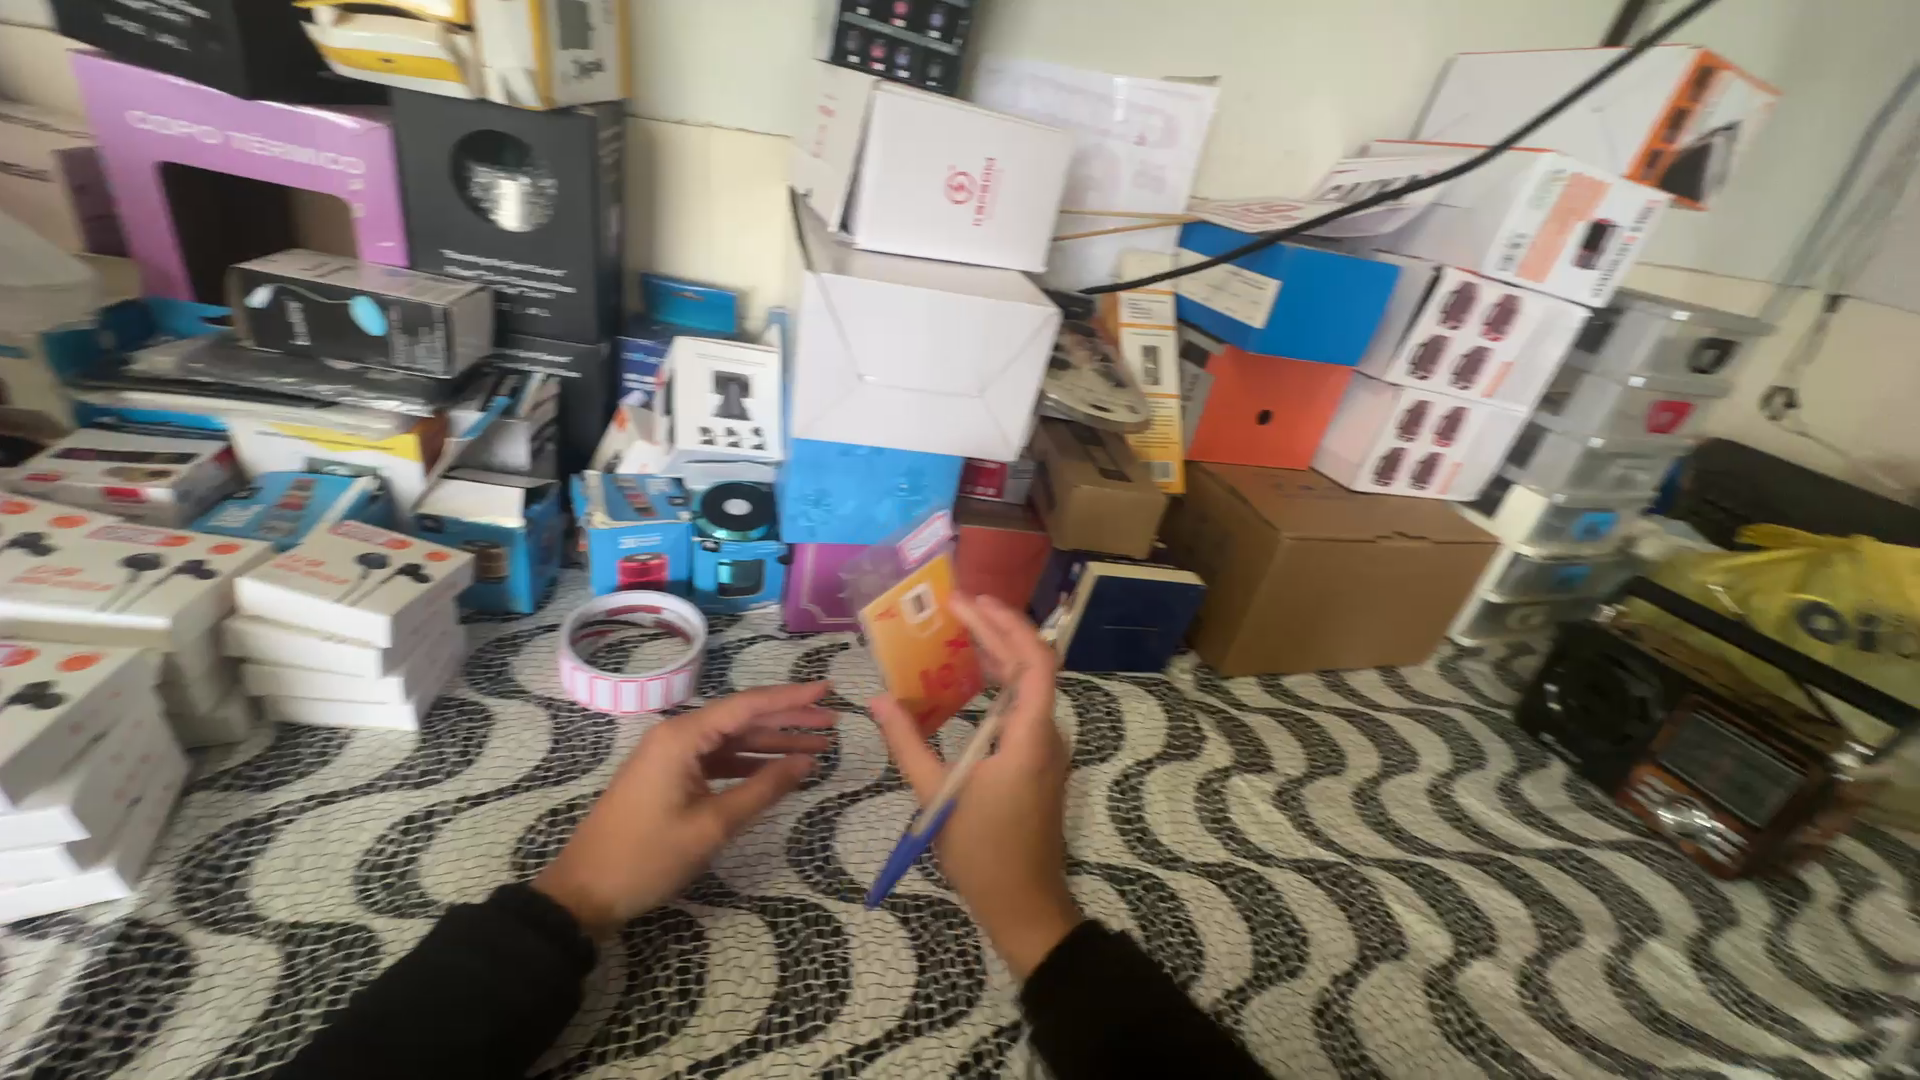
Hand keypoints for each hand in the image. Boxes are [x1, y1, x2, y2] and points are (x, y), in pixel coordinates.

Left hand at [535, 681, 836, 936]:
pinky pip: (718, 758)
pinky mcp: (670, 776)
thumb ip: (763, 789)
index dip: (790, 698)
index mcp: (683, 736)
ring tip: (817, 746)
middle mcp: (678, 735)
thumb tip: (806, 762)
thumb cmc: (646, 857)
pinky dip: (749, 762)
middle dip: (788, 720)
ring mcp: (672, 756)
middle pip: (743, 718)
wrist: (582, 893)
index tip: (826, 691)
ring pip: (733, 739)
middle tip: (832, 722)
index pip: (748, 705)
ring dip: (772, 743)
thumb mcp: (712, 826)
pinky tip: (778, 770)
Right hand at [870, 594, 1081, 977]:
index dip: (1006, 625)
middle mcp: (1047, 733)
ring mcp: (1046, 746)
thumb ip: (908, 744)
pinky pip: (1024, 705)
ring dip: (1000, 652)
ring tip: (959, 629)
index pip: (1034, 661)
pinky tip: (971, 678)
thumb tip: (877, 701)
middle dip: (997, 629)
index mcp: (1029, 738)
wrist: (1025, 904)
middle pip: (1032, 664)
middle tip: (955, 605)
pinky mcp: (1038, 758)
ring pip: (1031, 683)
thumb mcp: (937, 796)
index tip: (970, 603)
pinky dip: (1001, 681)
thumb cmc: (982, 853)